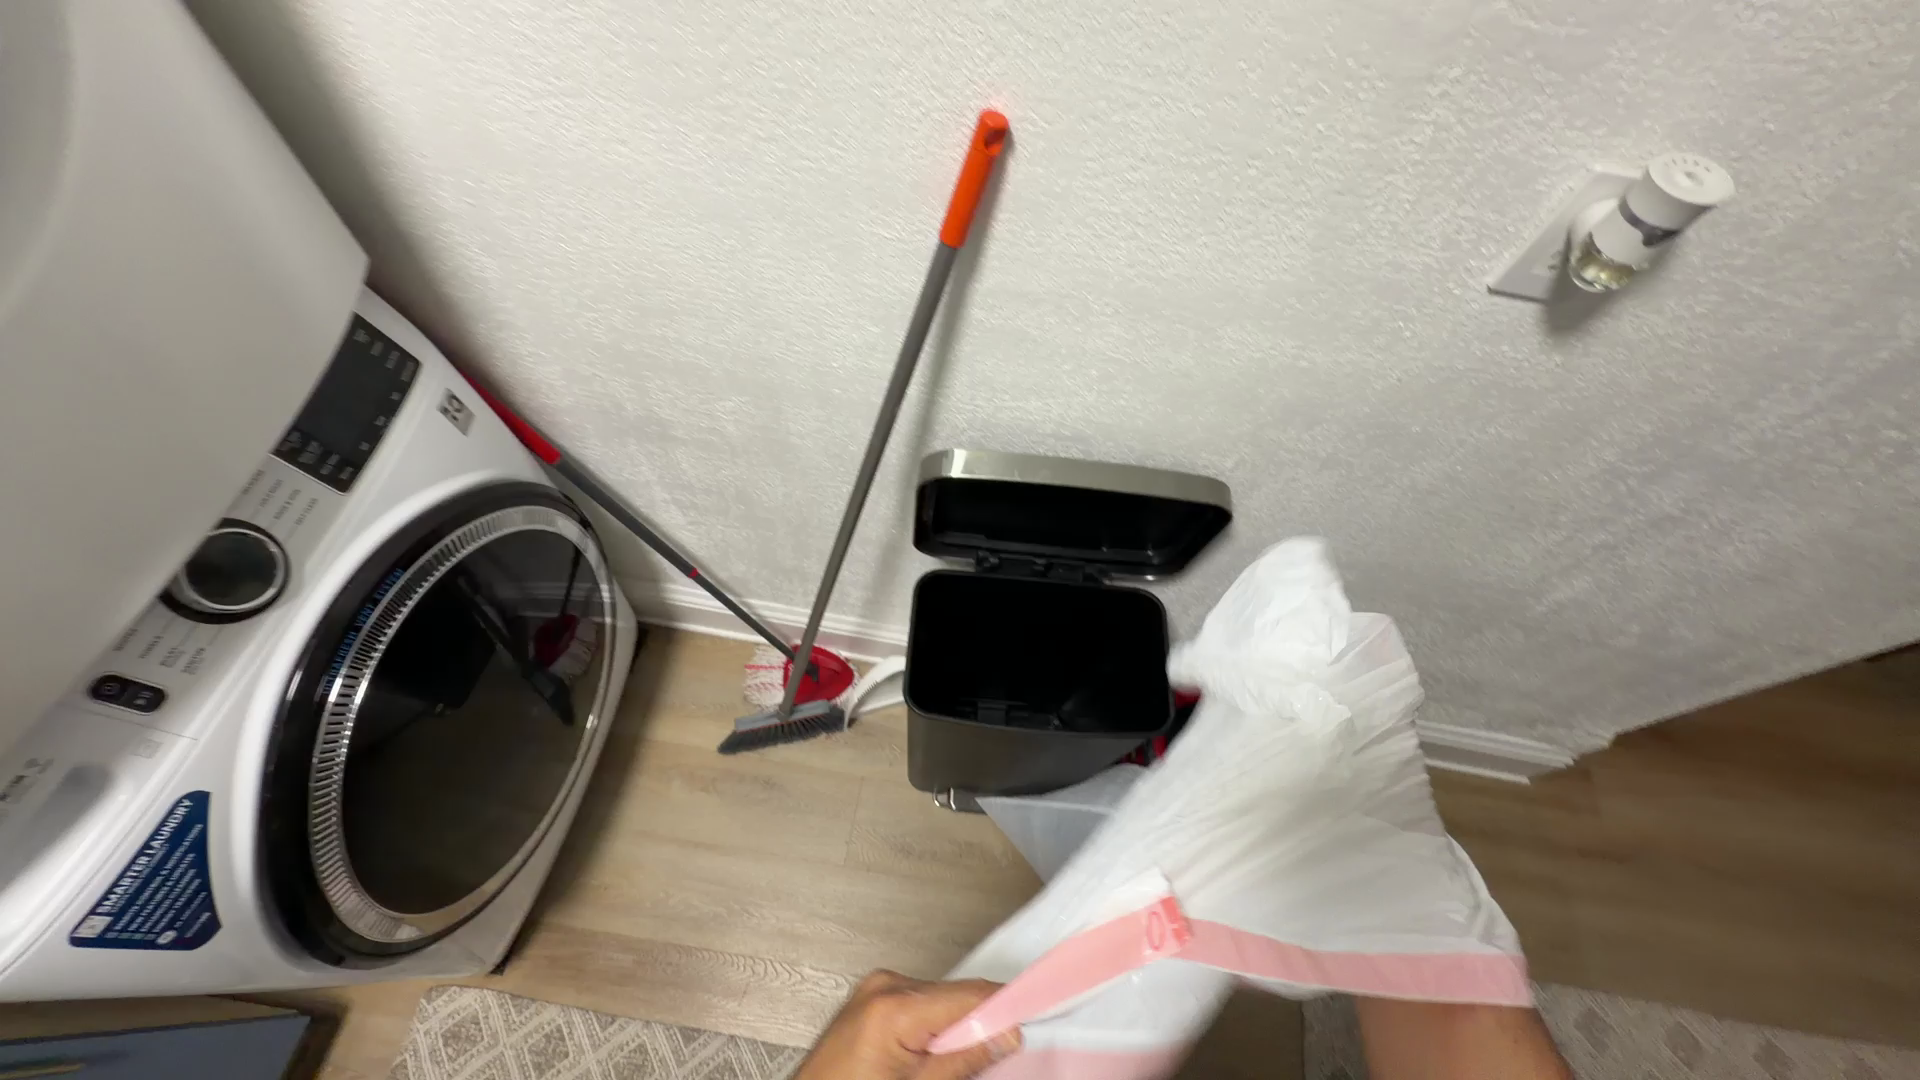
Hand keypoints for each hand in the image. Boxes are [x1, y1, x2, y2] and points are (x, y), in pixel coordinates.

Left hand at [791, 970, 1021, 1079]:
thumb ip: (962, 1060)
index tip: (1031, 1018)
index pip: (967, 995)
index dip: (1003, 1007)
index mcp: (895, 1004)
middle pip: (954, 995)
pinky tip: (933, 1053)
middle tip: (996, 1056)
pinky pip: (917, 1002)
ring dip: (954, 1026)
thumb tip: (1007, 1035)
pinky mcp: (870, 996)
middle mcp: (885, 983)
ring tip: (953, 1063)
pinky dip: (932, 1025)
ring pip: (938, 999)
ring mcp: (875, 987)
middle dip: (977, 1023)